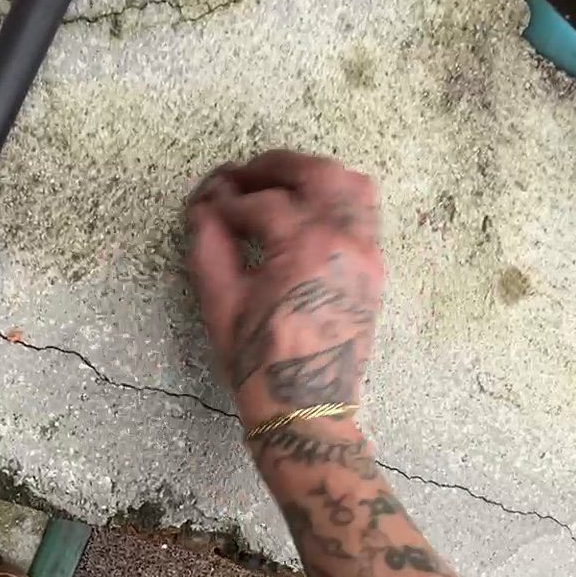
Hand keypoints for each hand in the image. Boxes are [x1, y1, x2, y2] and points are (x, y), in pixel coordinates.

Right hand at [185, 152, 383, 426]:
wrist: (305, 408)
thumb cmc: (259, 365)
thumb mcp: (222, 308)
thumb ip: (210, 251)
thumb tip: (202, 212)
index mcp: (306, 248)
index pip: (264, 203)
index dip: (229, 201)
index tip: (207, 205)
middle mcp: (346, 240)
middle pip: (315, 174)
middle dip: (274, 168)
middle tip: (241, 176)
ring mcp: (367, 253)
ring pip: (350, 185)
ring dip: (312, 175)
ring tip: (277, 185)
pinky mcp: (374, 269)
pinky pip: (364, 214)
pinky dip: (335, 199)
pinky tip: (305, 213)